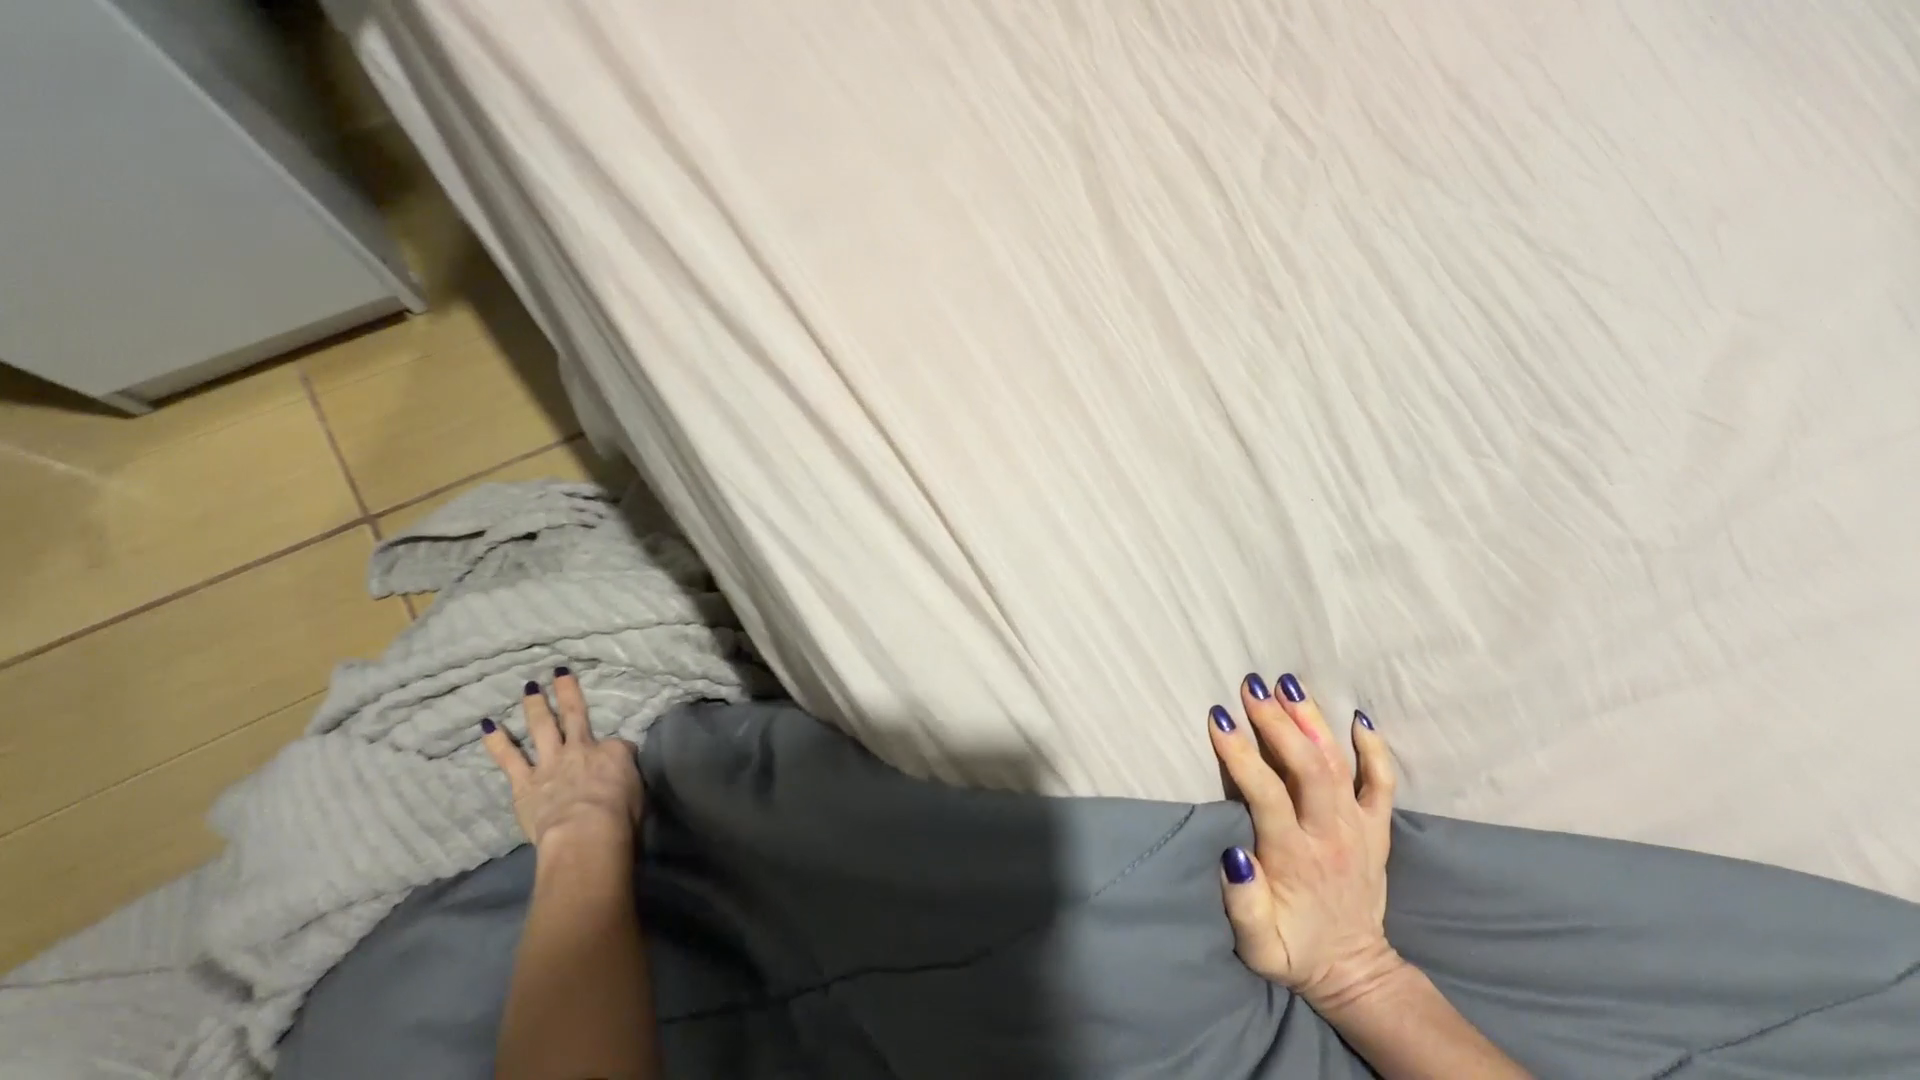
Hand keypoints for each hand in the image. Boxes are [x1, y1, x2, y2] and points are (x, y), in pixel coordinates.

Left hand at [481, 667, 645, 850]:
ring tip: (529, 687)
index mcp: (614, 753)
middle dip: (567, 692)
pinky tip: (487, 726)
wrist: (585, 832)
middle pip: (574, 715)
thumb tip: (621, 777)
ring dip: (535, 706)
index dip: (618, 750)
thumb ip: (625, 779)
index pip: (618, 746)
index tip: (619, 756)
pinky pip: (508, 758)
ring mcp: (550, 763)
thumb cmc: (620, 818)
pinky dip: (497, 741)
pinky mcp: (525, 783)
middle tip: (559, 671)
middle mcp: (580, 749)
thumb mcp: (637, 792)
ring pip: (541, 727)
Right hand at [1208, 672, 1402, 1009]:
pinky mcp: (1377, 830)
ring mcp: (1359, 830)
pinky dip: (1375, 748)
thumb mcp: (1257, 946)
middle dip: (1278, 722)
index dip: (1242, 754)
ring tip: (1290, 683)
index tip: (1220, 718)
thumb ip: (1242, 904)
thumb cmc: (1293, 951)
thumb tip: (1233, 853)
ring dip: (1314, 721)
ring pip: (1341, 764)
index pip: (1267, 794)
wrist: (1355, 971)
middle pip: (1308, 767)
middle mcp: (1331, 836)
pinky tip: (1359, 718)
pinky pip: (1383, 782)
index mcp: (1295, 858)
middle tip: (1251, 687)